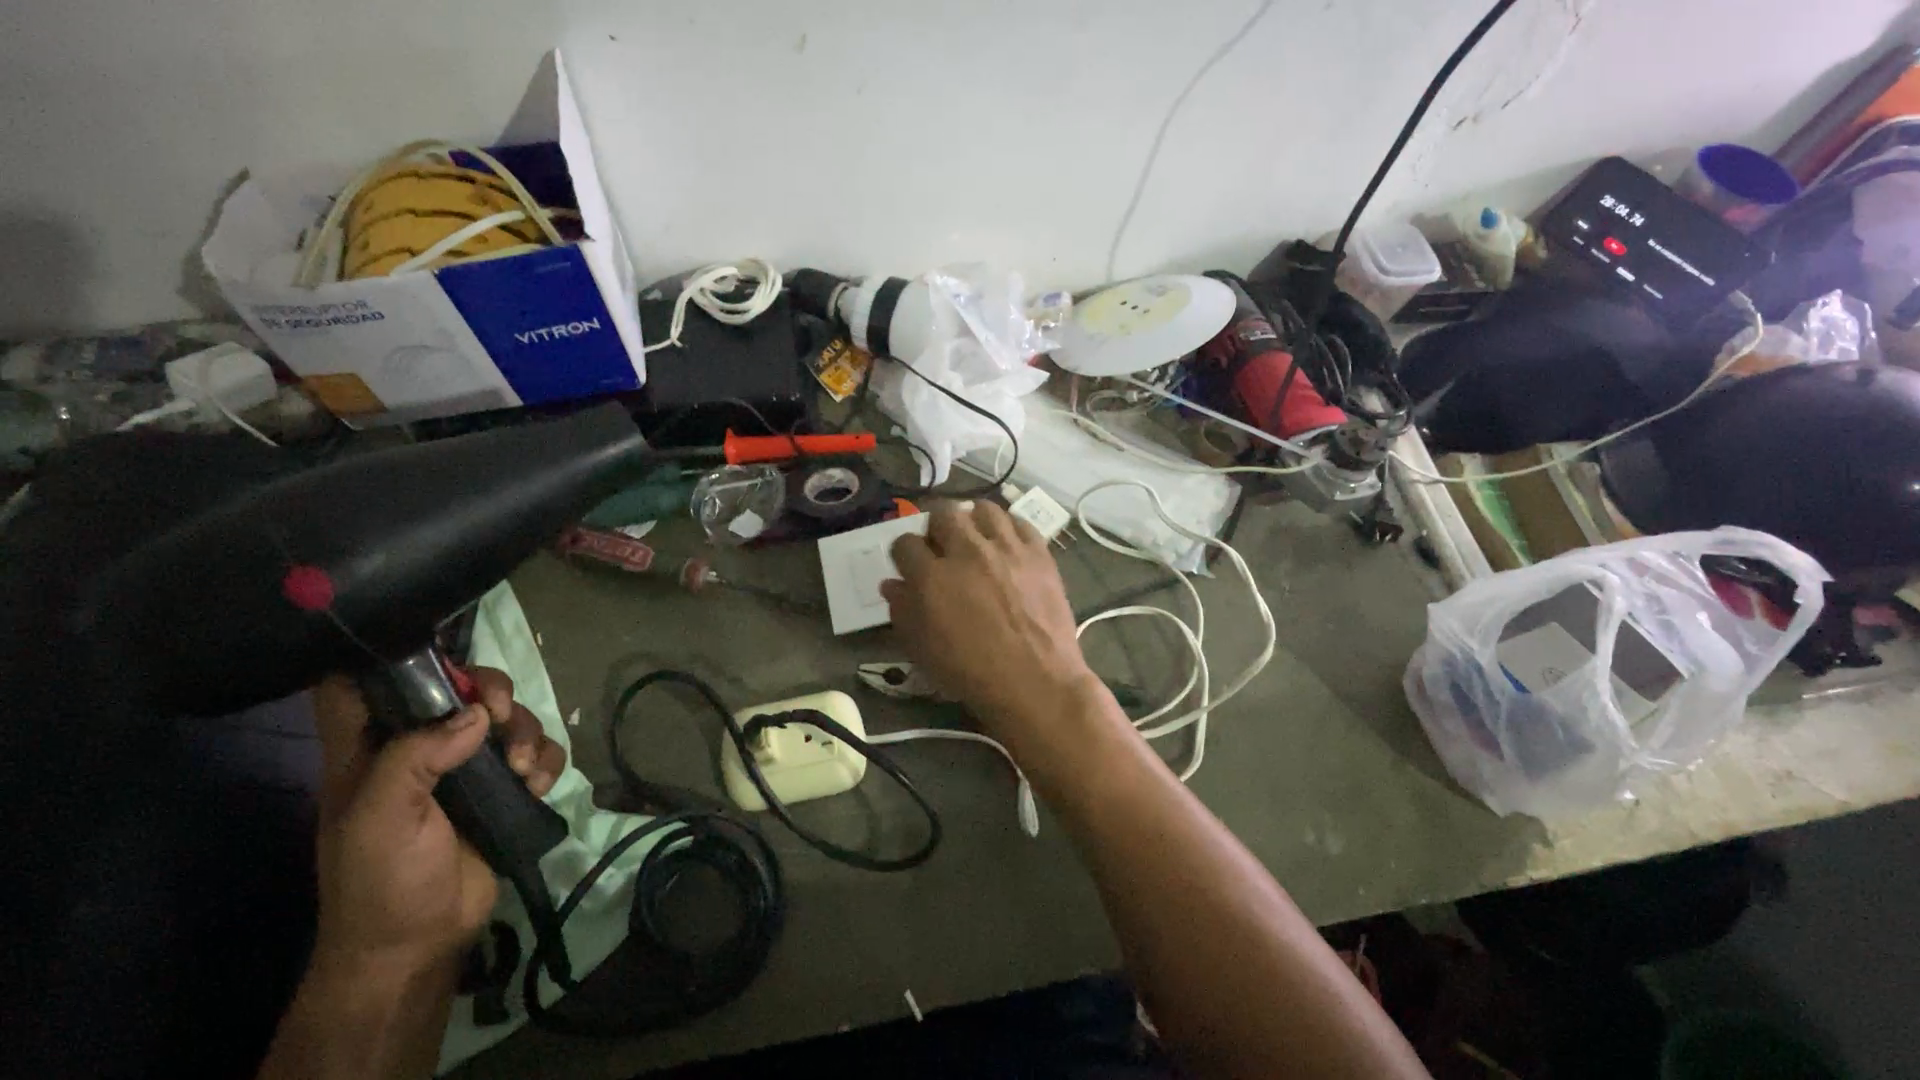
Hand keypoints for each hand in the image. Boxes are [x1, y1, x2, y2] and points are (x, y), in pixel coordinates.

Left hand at [309, 667, 566, 976]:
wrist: (416, 947)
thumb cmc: (381, 882)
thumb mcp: (381, 817)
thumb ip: (417, 757)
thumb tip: (478, 716)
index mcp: (369, 749)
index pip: (359, 683)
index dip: (389, 658)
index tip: (436, 655)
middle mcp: (417, 749)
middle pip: (456, 688)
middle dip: (488, 689)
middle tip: (501, 713)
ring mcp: (463, 771)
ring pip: (504, 719)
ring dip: (525, 731)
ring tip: (526, 770)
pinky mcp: (501, 793)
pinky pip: (536, 755)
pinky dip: (546, 760)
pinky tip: (540, 786)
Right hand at [881, 501, 1103, 750]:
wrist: (1035, 681)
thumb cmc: (972, 673)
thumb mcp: (922, 650)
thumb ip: (903, 611)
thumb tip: (892, 584)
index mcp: (932, 576)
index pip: (905, 543)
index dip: (904, 553)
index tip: (909, 565)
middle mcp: (967, 551)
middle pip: (943, 513)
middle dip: (936, 527)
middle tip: (942, 547)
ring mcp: (1006, 548)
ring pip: (983, 509)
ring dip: (973, 520)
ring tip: (976, 538)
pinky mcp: (1038, 552)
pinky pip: (1020, 522)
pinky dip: (1008, 529)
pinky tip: (1006, 545)